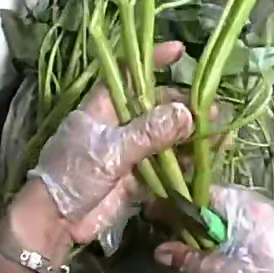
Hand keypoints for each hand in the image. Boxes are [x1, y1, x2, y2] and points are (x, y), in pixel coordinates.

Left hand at [15, 42, 193, 252]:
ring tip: (218, 136)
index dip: (152, 60)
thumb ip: (149, 133)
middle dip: (183, 107)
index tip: (181, 52)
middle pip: (155, 108)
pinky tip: (205, 162)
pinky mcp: (135, 178)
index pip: (129, 73)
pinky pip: (165, 166)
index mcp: (104, 107)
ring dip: (188, 137)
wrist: (55, 221)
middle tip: (212, 112)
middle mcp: (118, 125)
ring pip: (164, 138)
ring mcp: (128, 152)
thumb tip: (188, 114)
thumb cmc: (73, 174)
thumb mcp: (111, 149)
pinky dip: (183, 164)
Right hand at [152, 185, 273, 272]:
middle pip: (209, 209)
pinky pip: (243, 235)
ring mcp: (268, 218)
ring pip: (226, 225)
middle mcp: (254, 203)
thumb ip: (187, 259)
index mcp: (238, 203)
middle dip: (193, 232)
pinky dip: (230, 251)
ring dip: (213, 246)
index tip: (153, 216)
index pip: (195, 192)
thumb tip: (158, 250)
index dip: (172, 204)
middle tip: (181, 254)